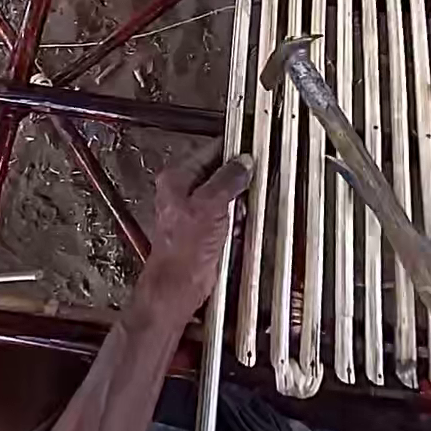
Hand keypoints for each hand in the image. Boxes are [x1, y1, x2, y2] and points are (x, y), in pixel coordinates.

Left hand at [129, 146, 251, 330]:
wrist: (179, 283)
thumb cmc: (184, 248)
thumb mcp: (210, 205)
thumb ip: (227, 179)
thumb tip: (243, 161)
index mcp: (176, 178)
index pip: (208, 151)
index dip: (232, 148)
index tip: (254, 146)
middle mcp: (182, 190)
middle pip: (218, 171)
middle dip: (238, 179)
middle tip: (254, 180)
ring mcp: (192, 208)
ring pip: (225, 193)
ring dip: (239, 201)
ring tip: (243, 210)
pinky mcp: (203, 226)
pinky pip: (227, 213)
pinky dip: (236, 217)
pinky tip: (239, 225)